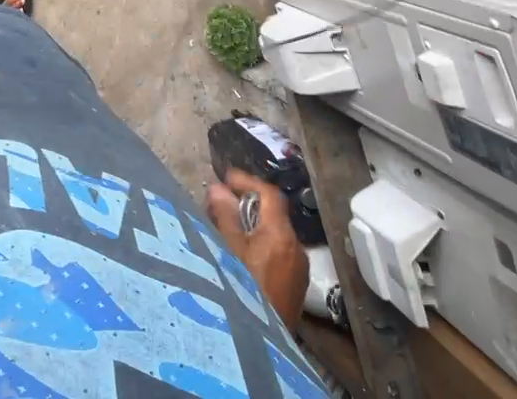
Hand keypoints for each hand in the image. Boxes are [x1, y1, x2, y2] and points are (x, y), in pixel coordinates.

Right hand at [207, 170, 310, 327]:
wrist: (266, 339)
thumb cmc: (243, 287)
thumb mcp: (227, 249)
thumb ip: (224, 216)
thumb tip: (218, 188)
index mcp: (280, 234)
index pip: (270, 194)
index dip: (246, 181)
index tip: (224, 177)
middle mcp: (296, 247)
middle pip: (273, 214)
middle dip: (245, 203)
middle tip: (217, 203)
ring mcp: (299, 268)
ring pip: (275, 234)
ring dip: (252, 224)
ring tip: (224, 229)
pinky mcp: (295, 284)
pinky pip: (278, 251)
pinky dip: (259, 242)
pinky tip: (240, 255)